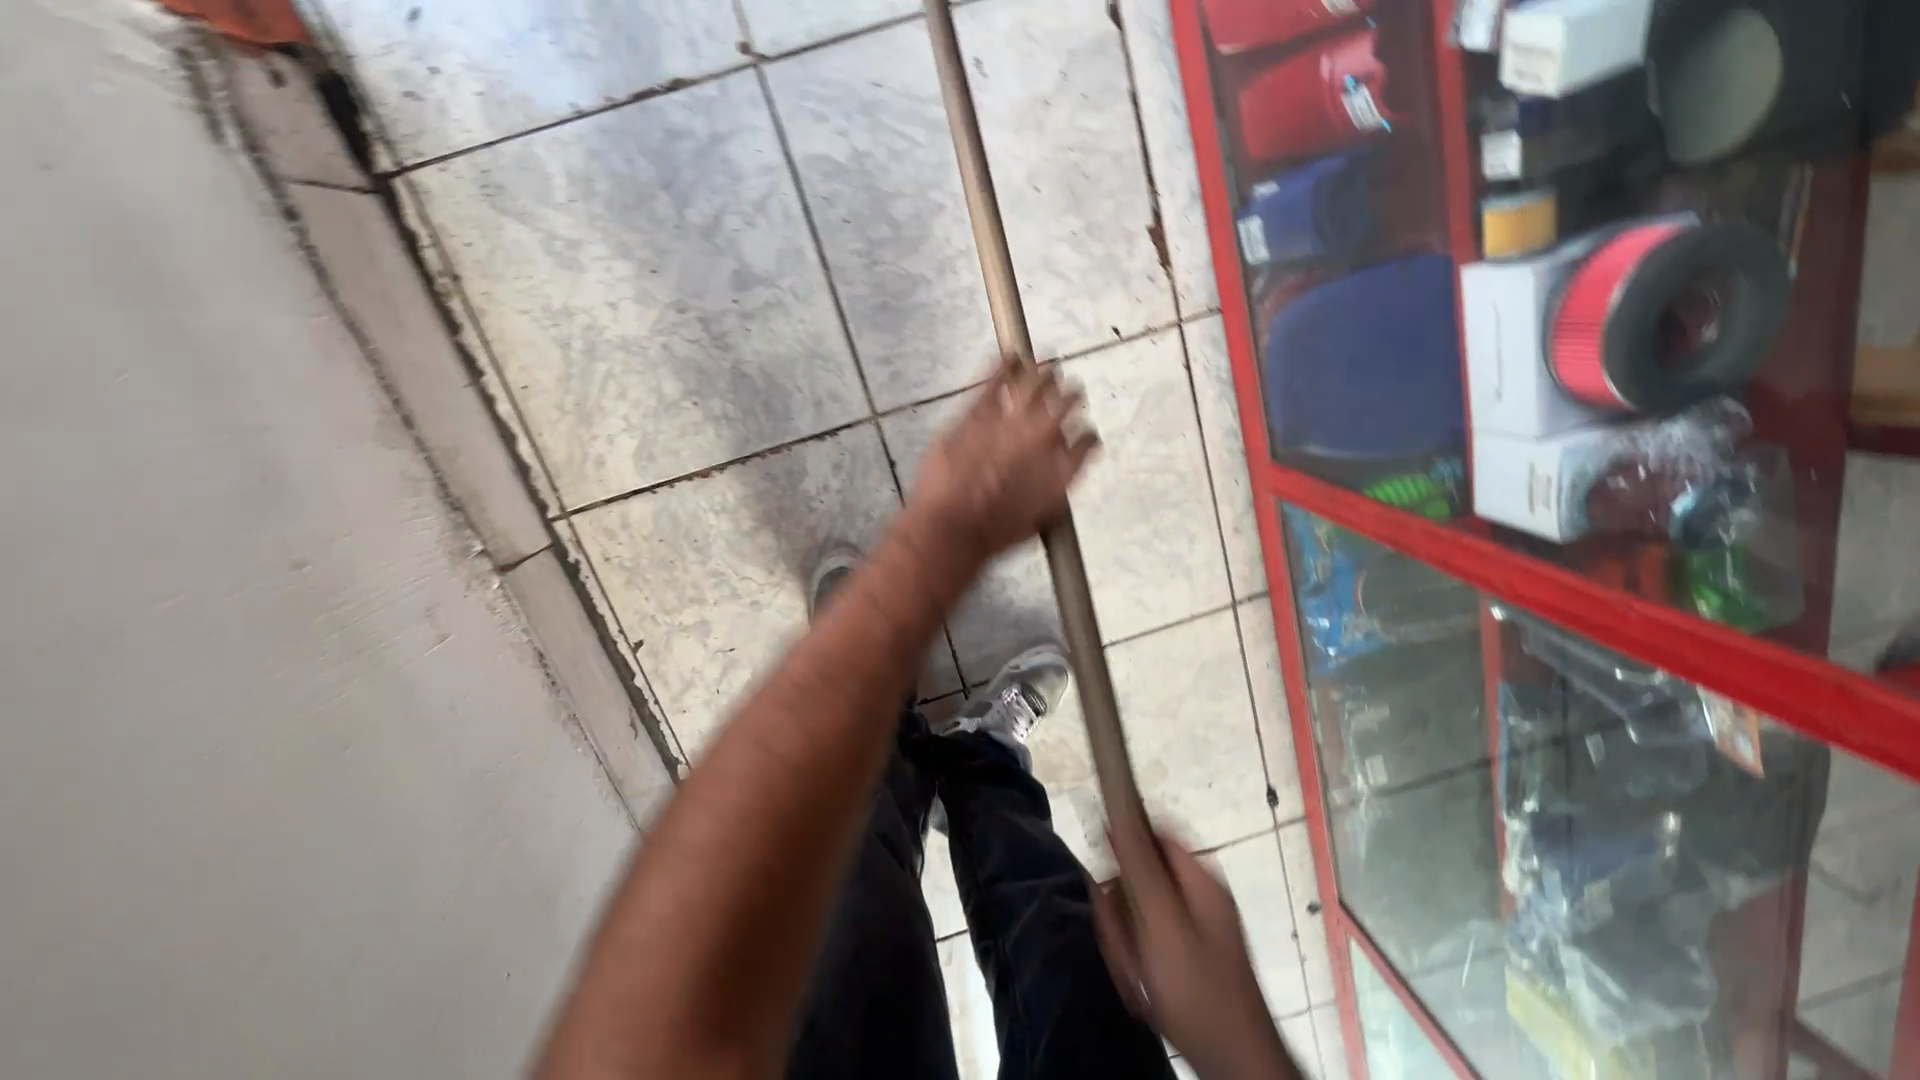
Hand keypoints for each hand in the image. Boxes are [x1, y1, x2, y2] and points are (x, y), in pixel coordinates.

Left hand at [909, 358, 1099, 561]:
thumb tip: (1054, 480)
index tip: (1083, 432)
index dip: (1085, 435)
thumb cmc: (991, 533)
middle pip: (1067, 404)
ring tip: (1047, 366)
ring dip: (1045, 374)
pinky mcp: (978, 412)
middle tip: (1069, 390)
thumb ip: (1051, 493)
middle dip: (1069, 395)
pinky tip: (1009, 356)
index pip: (1087, 441)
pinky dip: (1004, 365)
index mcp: (1063, 468)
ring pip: (1037, 384)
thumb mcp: (1036, 520)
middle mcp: (1044, 438)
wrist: (951, 525)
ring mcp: (1011, 420)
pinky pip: (996, 380)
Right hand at [1090, 822, 1302, 1079]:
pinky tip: (1141, 988)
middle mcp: (1198, 897)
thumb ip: (1138, 864)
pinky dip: (1136, 964)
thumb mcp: (1160, 918)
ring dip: (1125, 943)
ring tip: (1134, 973)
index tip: (1106, 874)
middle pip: (1140, 878)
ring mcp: (1193, 929)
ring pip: (1138, 914)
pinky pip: (1146, 945)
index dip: (1123, 846)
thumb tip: (1118, 810)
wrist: (1232, 1058)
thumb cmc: (1196, 984)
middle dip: (1121, 910)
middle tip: (1124, 942)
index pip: (1152, 835)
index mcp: (1198, 879)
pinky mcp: (1186, 958)